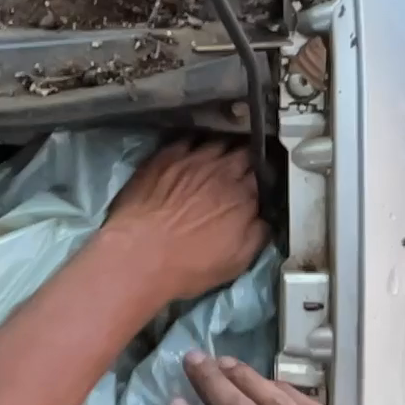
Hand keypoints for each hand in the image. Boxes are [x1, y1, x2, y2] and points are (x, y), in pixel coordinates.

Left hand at [98, 139, 268, 304]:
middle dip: (247, 160)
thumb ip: (258, 234)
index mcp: (242, 197)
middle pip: (244, 154)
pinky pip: (187, 141)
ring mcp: (192, 161)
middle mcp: (220, 172)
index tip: (261, 184)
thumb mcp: (237, 260)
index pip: (263, 177)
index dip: (264, 179)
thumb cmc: (187, 263)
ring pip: (217, 143)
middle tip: (243, 168)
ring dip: (223, 150)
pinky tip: (190, 154)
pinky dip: (193, 146)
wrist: (139, 253)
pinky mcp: (165, 157)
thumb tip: (264, 220)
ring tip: (219, 158)